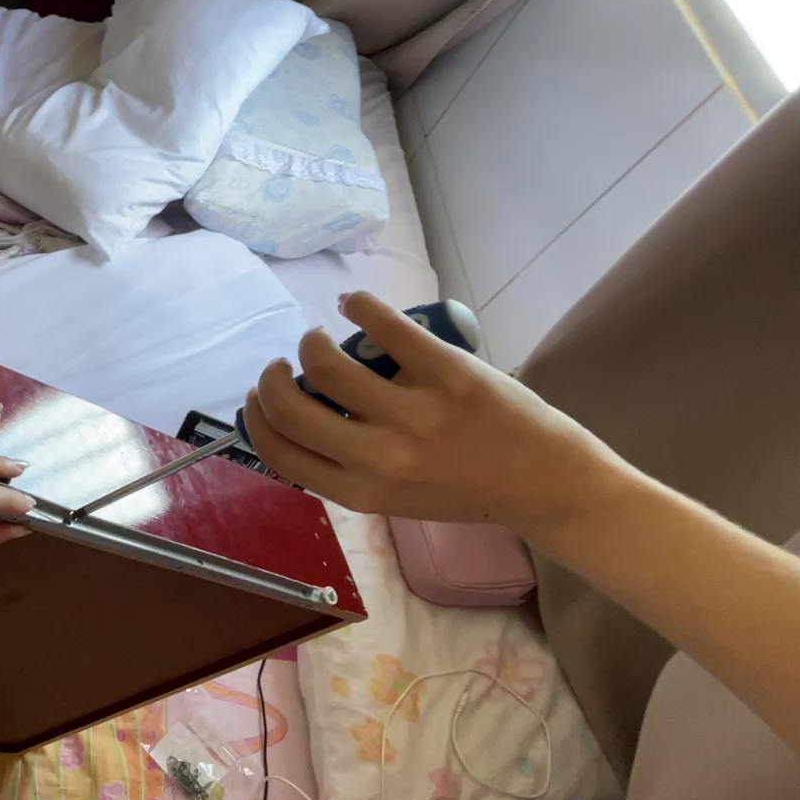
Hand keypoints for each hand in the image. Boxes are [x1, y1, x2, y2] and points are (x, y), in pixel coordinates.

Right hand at [238, 291, 634, 536]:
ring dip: (311, 341)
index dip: (254, 418)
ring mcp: (415, 415)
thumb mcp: (386, 497)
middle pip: (289, 408)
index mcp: (357, 491)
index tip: (256, 397)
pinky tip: (353, 303)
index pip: (277, 451)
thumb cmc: (457, 490)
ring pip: (327, 363)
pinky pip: (388, 329)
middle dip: (270, 377)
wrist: (545, 484)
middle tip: (283, 364)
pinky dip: (361, 306)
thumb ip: (338, 467)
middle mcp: (378, 458)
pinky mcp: (451, 375)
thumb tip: (291, 416)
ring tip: (320, 337)